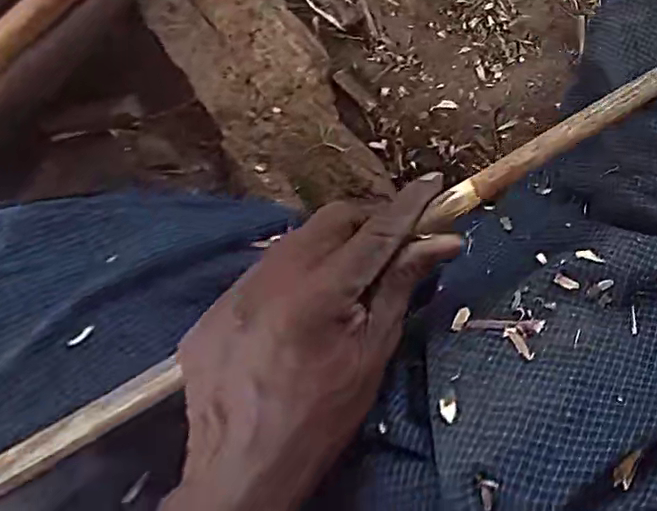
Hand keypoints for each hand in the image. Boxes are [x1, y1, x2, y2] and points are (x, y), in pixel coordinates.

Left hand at [165, 177, 462, 510]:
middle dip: (372, 216)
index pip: (376, 231)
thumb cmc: (326, 410)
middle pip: (333, 219)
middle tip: (400, 234)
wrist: (240, 474)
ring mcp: (232, 299)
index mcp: (316, 297)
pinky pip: (267, 270)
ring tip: (360, 265)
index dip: (409, 203)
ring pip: (298, 239)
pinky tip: (313, 297)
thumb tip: (445, 239)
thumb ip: (404, 281)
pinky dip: (302, 267)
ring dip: (338, 239)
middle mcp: (268, 286)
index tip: (433, 181)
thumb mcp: (377, 344)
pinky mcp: (211, 315)